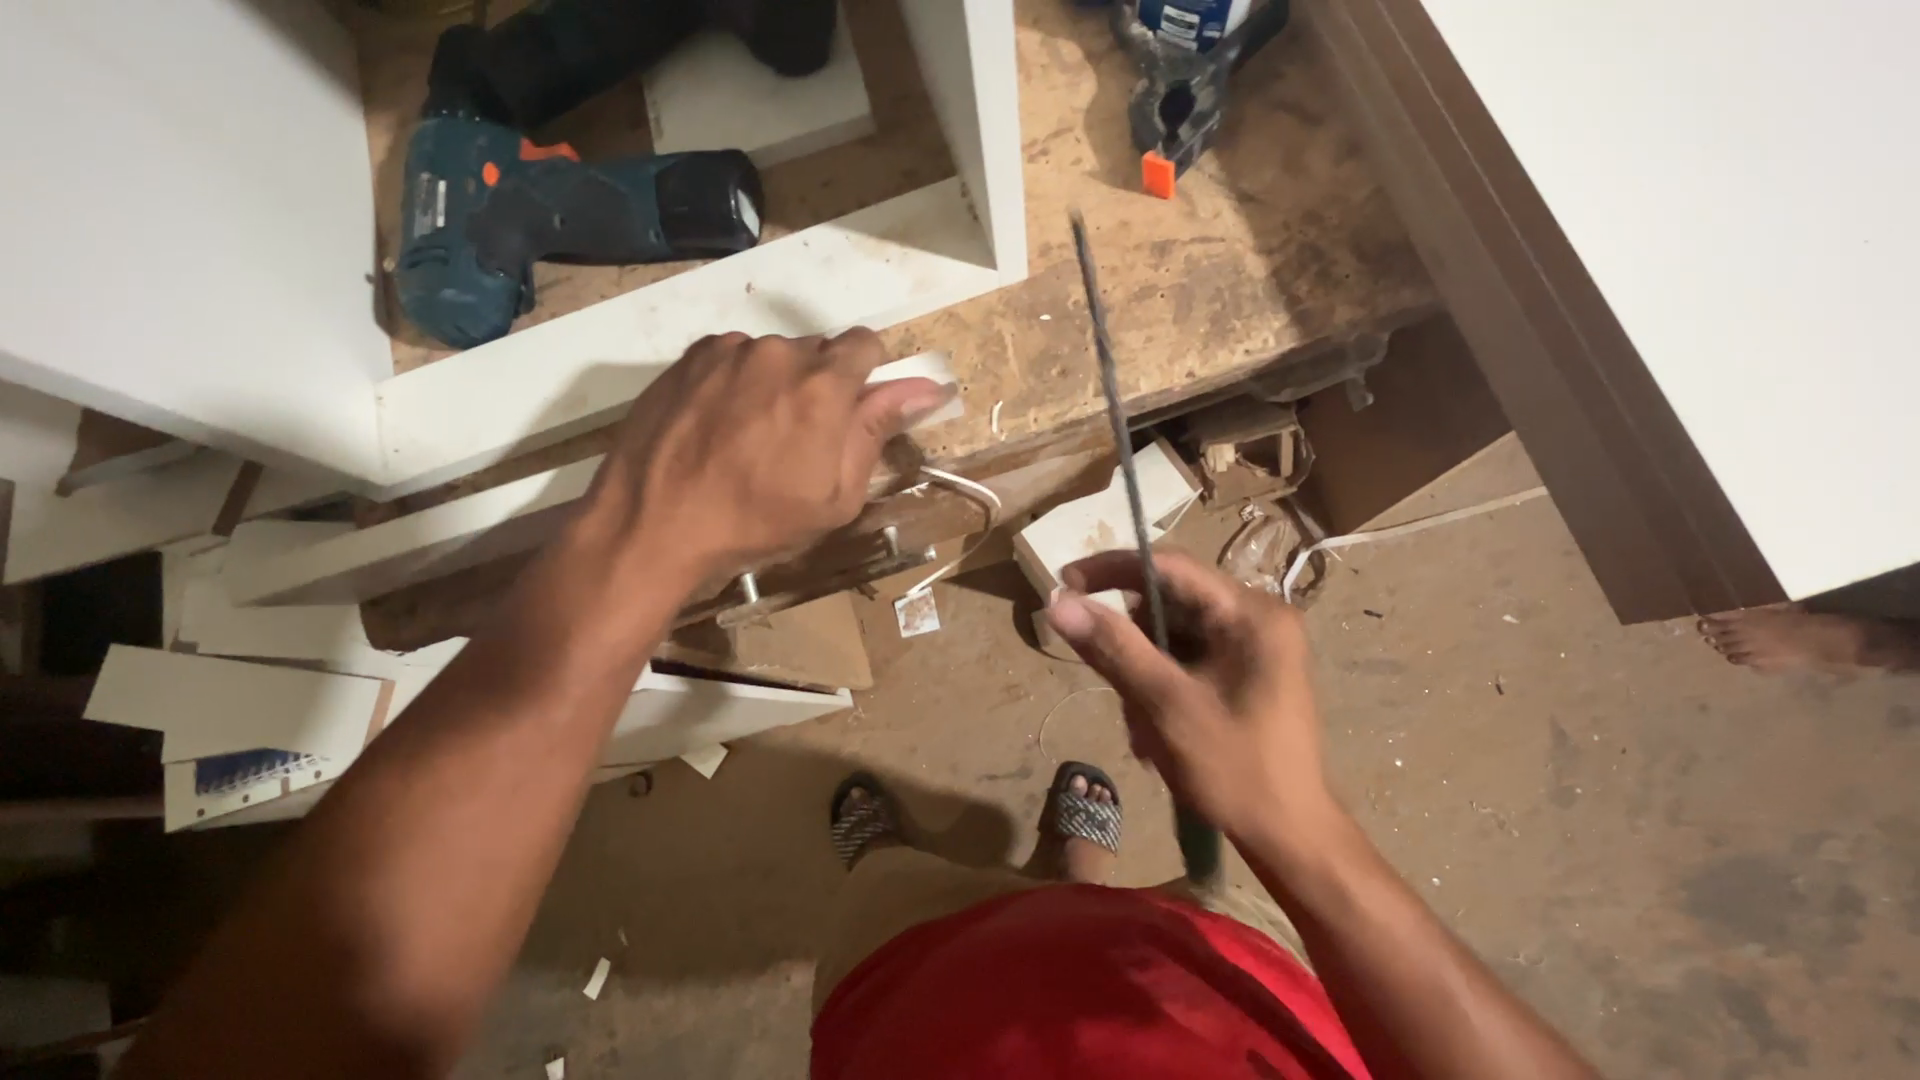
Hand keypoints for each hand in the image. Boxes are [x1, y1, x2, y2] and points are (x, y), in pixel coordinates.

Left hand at [582, 329, 950, 583]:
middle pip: (818, 351)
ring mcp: (728, 351)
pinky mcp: (689, 357)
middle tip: (800, 437)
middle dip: (821, 384)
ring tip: (750, 435)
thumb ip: (878, 430)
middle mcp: (778, 352)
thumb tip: (926, 388)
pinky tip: (718, 425)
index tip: (854, 410)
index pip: (867, 344)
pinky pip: (732, 358)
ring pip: (773, 355)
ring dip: (776, 383)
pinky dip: (736, 382)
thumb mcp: (835, 496)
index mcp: (824, 384)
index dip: (868, 374)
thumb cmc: (756, 521)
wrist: (654, 523)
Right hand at [1045, 550, 1340, 845]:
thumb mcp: (1167, 705)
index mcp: (1252, 613)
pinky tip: (1152, 728)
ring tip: (1139, 724)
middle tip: (1111, 686)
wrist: (1290, 835)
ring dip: (1141, 672)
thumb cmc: (1236, 770)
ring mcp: (1253, 644)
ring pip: (1171, 633)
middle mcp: (1257, 616)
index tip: (1063, 583)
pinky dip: (1159, 685)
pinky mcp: (1244, 669)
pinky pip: (1185, 658)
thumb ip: (1113, 647)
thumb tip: (1056, 602)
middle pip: (1169, 601)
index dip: (1111, 569)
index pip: (1170, 565)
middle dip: (1130, 642)